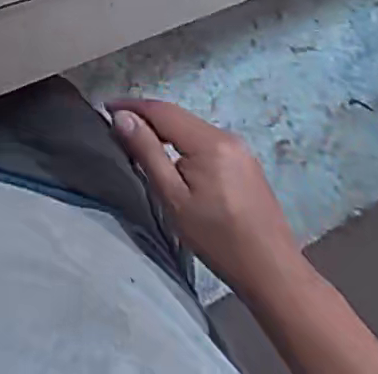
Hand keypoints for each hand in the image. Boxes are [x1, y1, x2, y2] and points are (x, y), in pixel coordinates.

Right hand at [108, 98, 299, 293]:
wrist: (272, 271)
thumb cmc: (218, 239)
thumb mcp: (174, 199)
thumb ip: (147, 153)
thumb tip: (123, 118)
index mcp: (208, 141)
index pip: (162, 110)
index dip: (132, 106)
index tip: (106, 107)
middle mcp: (225, 135)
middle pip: (178, 116)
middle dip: (146, 115)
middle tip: (117, 124)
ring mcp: (239, 148)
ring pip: (191, 127)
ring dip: (164, 128)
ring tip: (138, 138)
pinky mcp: (245, 162)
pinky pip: (205, 140)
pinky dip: (182, 140)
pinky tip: (173, 156)